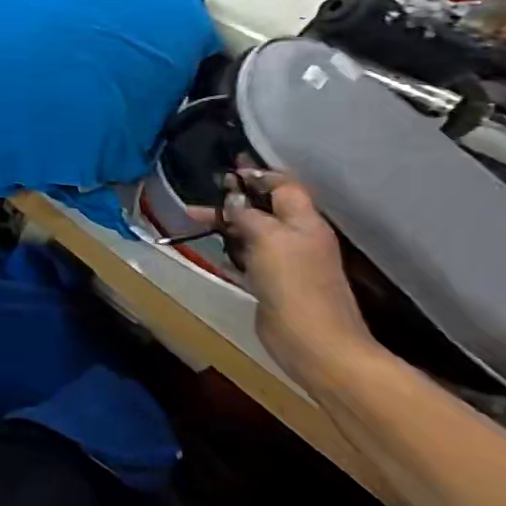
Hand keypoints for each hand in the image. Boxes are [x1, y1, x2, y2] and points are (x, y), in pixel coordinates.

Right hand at [187, 169, 376, 385]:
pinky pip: (247, 253)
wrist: (311, 339)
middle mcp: (297, 237)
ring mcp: (285, 260)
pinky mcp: (271, 280)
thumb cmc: (294, 282)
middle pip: (266, 207)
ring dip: (228, 221)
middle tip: (207, 188)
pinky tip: (211, 245)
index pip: (285, 187)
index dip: (259, 174)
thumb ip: (248, 214)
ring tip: (194, 215)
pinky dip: (229, 245)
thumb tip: (232, 199)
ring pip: (253, 230)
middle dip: (237, 196)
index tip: (229, 166)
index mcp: (305, 222)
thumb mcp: (269, 238)